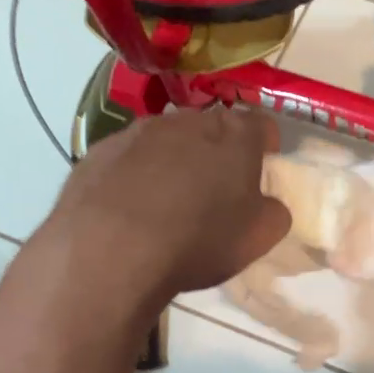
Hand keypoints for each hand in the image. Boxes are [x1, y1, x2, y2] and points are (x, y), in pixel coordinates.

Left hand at [38, 106, 291, 297]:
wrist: (109, 251)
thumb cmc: (199, 240)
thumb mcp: (260, 236)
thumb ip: (274, 211)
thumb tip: (266, 203)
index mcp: (235, 135)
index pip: (261, 124)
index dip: (266, 144)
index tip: (263, 166)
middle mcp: (188, 121)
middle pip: (211, 128)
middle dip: (217, 151)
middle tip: (216, 188)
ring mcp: (139, 131)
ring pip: (167, 139)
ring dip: (174, 159)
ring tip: (167, 201)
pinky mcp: (99, 150)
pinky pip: (128, 157)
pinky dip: (134, 174)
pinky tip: (129, 209)